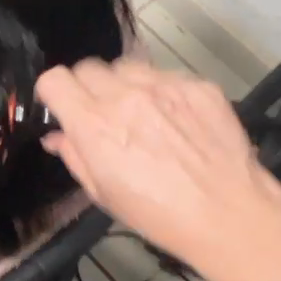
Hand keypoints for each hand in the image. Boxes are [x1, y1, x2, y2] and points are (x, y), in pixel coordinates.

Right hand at [35, 59, 280, 280]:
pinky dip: (160, 91)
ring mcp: (165, 86)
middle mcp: (126, 96)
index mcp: (94, 124)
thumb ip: (73, 155)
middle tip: (99, 112)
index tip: (61, 106)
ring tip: (138, 112)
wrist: (227, 213)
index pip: (55, 80)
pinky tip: (173, 119)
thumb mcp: (100, 192)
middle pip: (88, 68)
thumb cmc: (156, 213)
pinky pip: (165, 75)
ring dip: (122, 84)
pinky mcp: (198, 85)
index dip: (53, 92)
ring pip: (126, 67)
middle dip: (86, 87)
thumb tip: (57, 136)